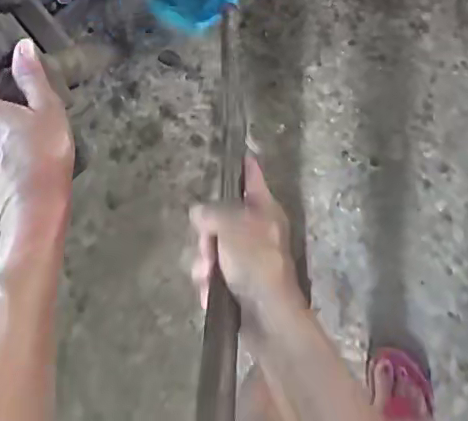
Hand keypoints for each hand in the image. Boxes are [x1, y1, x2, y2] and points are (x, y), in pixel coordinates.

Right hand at [190, 157, 303, 323]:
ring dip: (204, 263)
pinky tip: (208, 295)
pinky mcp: (238, 285)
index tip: (238, 151)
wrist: (268, 316)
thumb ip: (212, 213)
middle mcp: (257, 229)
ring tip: (206, 276)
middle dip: (206, 235)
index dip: (244, 164)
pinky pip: (214, 276)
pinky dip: (208, 284)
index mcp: (265, 208)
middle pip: (222, 218)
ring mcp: (247, 258)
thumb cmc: (256, 260)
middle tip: (206, 247)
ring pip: (213, 249)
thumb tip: (199, 213)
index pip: (253, 177)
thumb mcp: (231, 226)